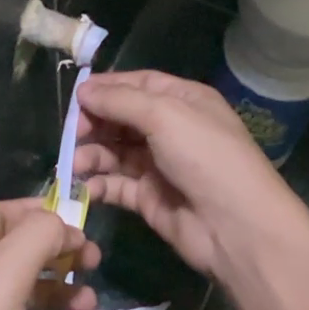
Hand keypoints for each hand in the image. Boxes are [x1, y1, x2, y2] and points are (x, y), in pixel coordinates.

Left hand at [0, 199, 102, 309]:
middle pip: (15, 256)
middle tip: (94, 262)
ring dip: (60, 297)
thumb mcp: (2, 277)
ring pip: (23, 301)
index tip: (80, 221)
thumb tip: (63, 224)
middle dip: (57, 255)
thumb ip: (37, 238)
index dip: (38, 212)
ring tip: (91, 306)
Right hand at [74, 70, 304, 276]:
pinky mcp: (149, 198)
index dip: (106, 88)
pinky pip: (116, 185)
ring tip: (75, 163)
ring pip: (115, 152)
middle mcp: (172, 130)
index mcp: (183, 101)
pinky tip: (85, 186)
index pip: (138, 85)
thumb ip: (121, 101)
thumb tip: (83, 90)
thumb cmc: (205, 157)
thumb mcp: (165, 115)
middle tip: (73, 134)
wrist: (235, 225)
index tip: (75, 98)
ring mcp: (160, 166)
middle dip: (95, 123)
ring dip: (92, 155)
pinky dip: (99, 184)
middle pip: (122, 118)